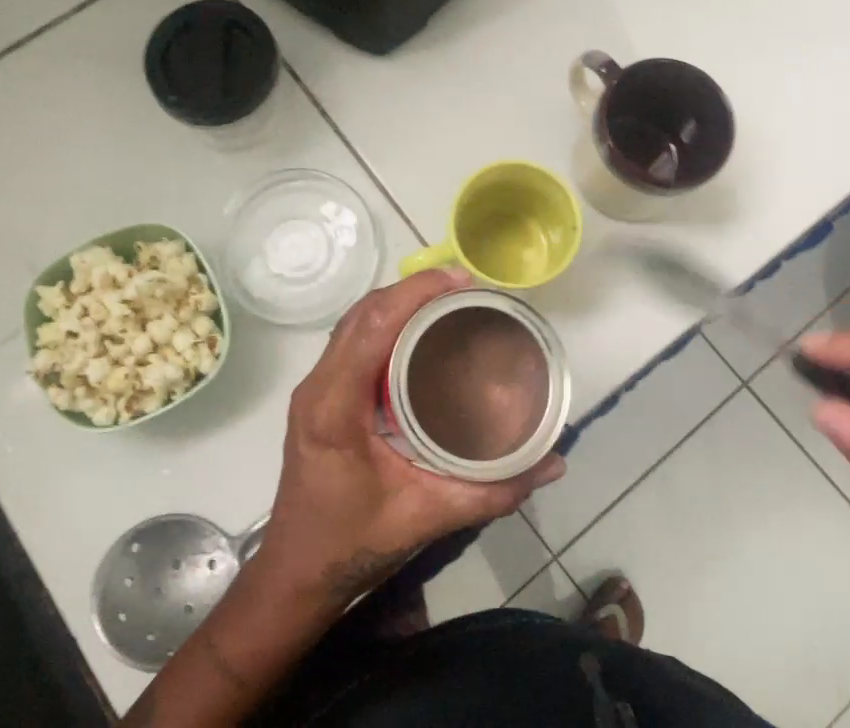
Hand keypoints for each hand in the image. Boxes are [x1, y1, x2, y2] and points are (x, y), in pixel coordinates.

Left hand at [261, 268, 564, 612]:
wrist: (298, 570)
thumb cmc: (351, 544)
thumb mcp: (425, 518)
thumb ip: (491, 492)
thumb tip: (552, 463)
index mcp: (334, 407)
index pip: (372, 326)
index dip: (415, 292)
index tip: (463, 281)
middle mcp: (318, 387)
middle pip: (363, 314)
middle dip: (413, 291)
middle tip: (468, 292)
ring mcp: (315, 390)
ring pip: (355, 324)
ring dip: (398, 306)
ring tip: (450, 306)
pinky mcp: (321, 398)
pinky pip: (352, 343)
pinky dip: (386, 327)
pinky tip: (421, 337)